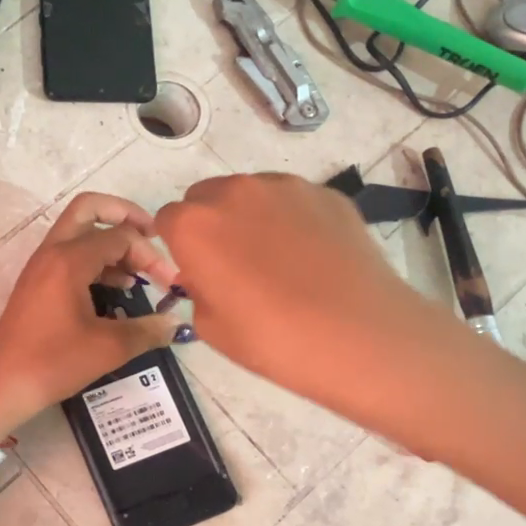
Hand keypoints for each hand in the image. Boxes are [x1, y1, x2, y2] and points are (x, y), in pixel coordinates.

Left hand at [0, 193, 182, 436]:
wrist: (2, 384)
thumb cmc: (53, 362)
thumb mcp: (108, 348)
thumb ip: (148, 330)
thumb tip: (177, 325)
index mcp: (69, 259)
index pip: (120, 235)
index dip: (151, 254)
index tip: (170, 282)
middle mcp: (52, 252)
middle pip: (89, 209)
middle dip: (124, 215)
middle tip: (153, 236)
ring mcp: (40, 266)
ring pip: (79, 232)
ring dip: (110, 242)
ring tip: (139, 273)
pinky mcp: (36, 283)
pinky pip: (69, 254)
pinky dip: (95, 260)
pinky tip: (117, 287)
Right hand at [155, 173, 461, 416]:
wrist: (358, 335)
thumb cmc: (272, 338)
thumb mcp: (209, 326)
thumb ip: (198, 287)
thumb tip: (208, 273)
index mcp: (193, 226)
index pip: (167, 220)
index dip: (179, 245)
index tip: (196, 270)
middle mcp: (233, 193)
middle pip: (205, 197)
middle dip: (210, 223)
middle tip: (234, 264)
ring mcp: (284, 187)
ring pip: (250, 194)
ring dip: (250, 217)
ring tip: (276, 260)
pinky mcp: (325, 193)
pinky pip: (292, 200)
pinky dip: (291, 220)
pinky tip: (311, 257)